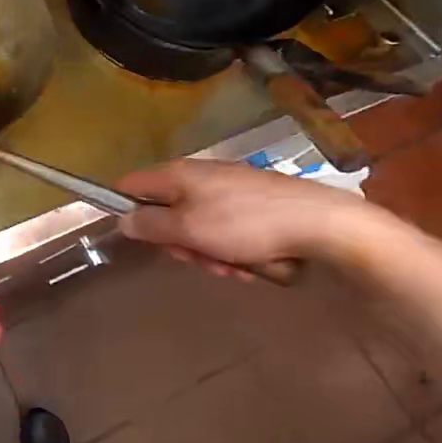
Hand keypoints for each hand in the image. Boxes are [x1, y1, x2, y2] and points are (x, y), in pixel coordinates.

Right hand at [117, 158, 392, 275]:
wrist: (318, 222)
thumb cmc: (243, 224)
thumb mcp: (187, 230)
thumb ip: (149, 225)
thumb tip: (122, 219)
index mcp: (177, 175)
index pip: (130, 185)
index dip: (125, 210)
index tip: (140, 238)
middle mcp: (198, 176)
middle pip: (166, 212)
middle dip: (178, 242)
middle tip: (195, 259)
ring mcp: (227, 188)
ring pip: (197, 226)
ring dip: (208, 252)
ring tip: (232, 267)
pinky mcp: (252, 203)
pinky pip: (225, 229)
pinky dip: (232, 248)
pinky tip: (250, 263)